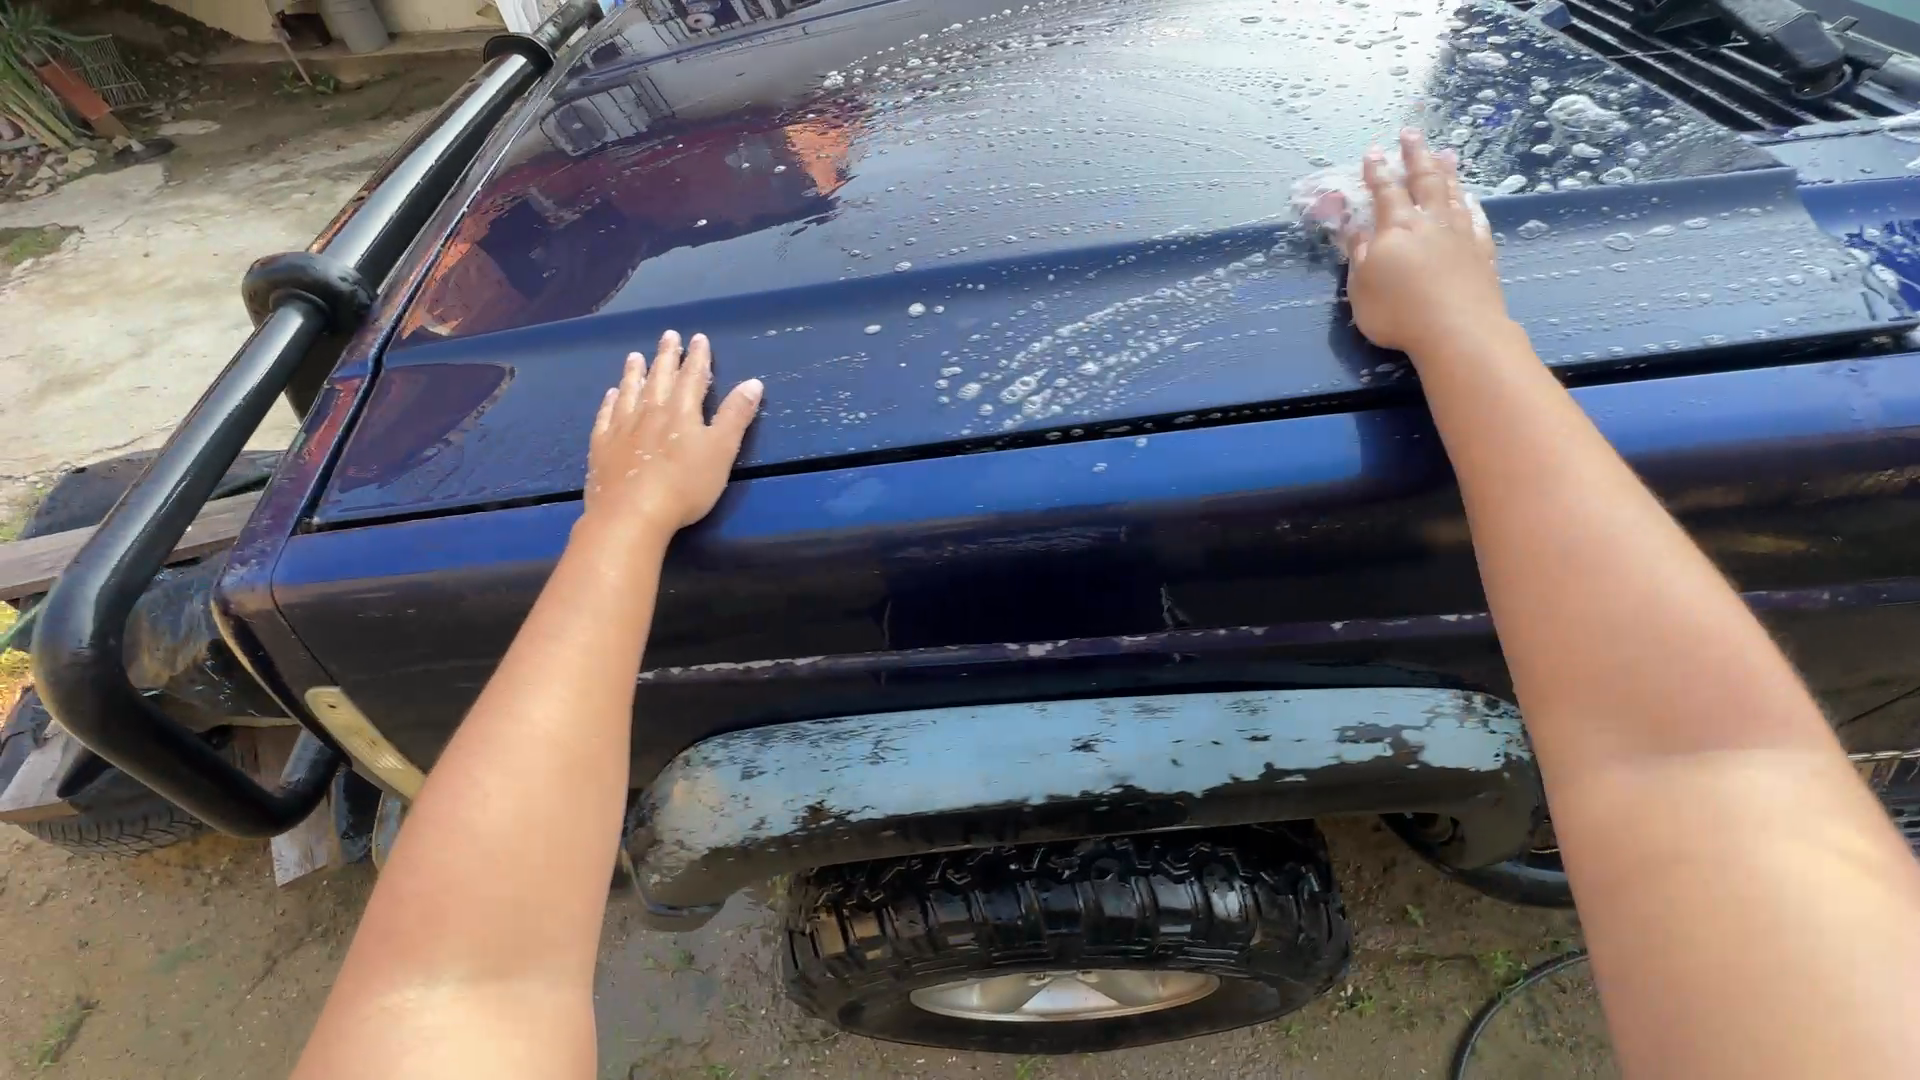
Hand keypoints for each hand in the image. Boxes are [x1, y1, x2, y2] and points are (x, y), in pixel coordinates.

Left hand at [584, 330, 761, 542]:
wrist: (632, 514)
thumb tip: (753, 383)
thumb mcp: (722, 451)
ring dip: (635, 373)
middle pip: (660, 378)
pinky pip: (606, 416)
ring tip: (636, 356)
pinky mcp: (602, 447)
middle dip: (666, 356)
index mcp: (682, 411)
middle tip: (668, 335)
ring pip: (630, 392)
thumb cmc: (685, 485)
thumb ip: (735, 416)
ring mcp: (622, 428)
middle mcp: (650, 412)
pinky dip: (610, 402)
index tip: (699, 338)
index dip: (698, 358)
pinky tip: (611, 395)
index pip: (692, 377)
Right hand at [1340, 129, 1509, 358]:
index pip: (1384, 192)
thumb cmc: (1396, 314)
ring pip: (1452, 193)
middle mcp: (1429, 223)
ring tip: (1444, 153)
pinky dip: (1469, 204)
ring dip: (1446, 171)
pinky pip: (1475, 218)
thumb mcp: (1360, 289)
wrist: (1456, 330)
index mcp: (1395, 230)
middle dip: (1415, 155)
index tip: (1372, 152)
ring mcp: (1460, 234)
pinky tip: (1468, 199)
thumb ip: (1359, 256)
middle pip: (1424, 180)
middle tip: (1411, 134)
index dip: (1377, 172)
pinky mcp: (1481, 251)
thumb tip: (1355, 230)